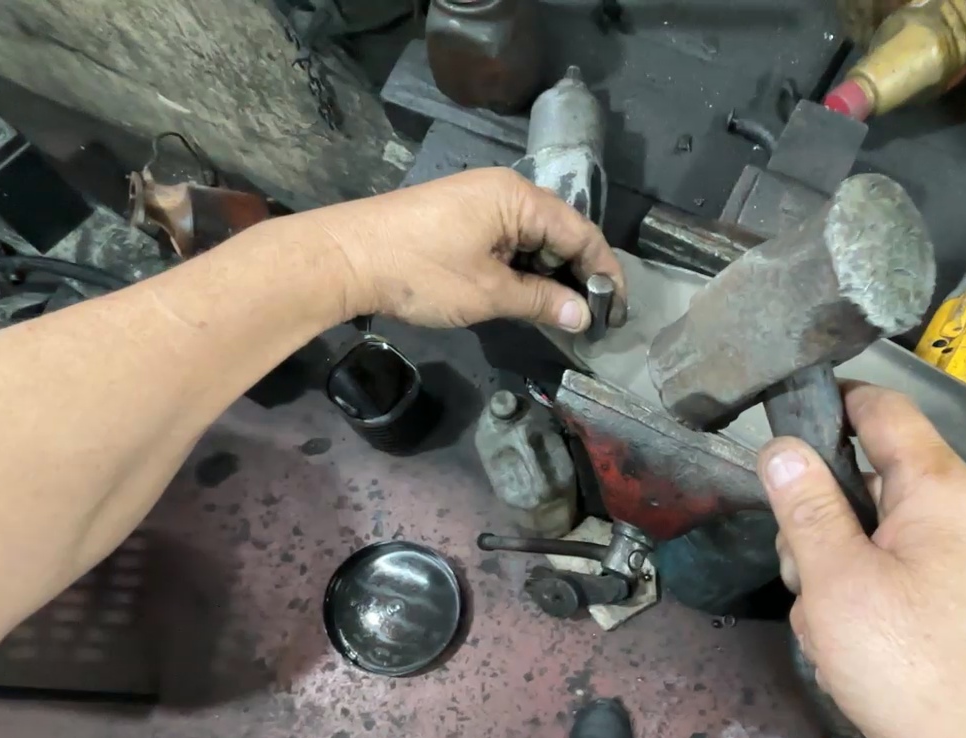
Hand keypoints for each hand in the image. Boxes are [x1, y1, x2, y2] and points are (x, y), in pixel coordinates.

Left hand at [304, 167, 625, 331]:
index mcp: (519, 198)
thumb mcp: (489, 293)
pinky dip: (525, 271)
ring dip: (551, 276)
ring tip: (565, 315)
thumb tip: (584, 316)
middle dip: (579, 275)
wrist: (348, 258)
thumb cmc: (422, 272)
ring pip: (535, 241)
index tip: (617, 310)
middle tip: (592, 318)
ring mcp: (482, 204)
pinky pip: (510, 243)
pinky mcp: (464, 220)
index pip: (581, 232)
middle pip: (561, 233)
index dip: (604, 273)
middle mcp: (506, 192)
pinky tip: (530, 299)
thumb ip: (541, 302)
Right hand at [759, 384, 965, 737]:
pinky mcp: (955, 610)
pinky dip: (860, 610)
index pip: (880, 407)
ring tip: (835, 634)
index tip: (773, 435)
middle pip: (863, 485)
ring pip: (867, 543)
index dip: (826, 404)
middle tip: (805, 576)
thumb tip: (779, 446)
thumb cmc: (914, 667)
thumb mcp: (837, 582)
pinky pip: (889, 585)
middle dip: (817, 524)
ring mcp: (959, 566)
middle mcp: (956, 515)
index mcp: (936, 487)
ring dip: (833, 578)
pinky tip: (856, 657)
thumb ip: (805, 508)